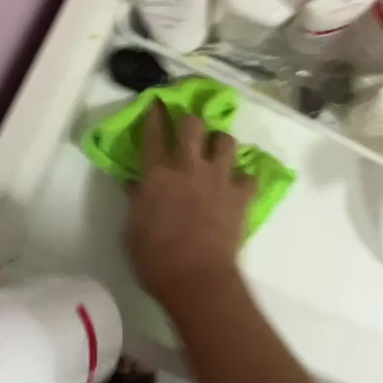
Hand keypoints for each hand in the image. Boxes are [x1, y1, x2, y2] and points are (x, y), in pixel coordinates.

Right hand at [126, 101, 254, 310]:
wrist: (196, 279)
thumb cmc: (155, 259)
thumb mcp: (133, 229)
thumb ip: (136, 199)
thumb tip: (134, 182)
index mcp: (158, 174)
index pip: (154, 133)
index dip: (155, 114)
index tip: (157, 103)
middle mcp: (188, 166)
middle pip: (193, 124)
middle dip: (191, 123)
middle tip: (190, 132)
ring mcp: (218, 178)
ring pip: (226, 140)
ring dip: (221, 144)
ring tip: (218, 153)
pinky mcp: (240, 194)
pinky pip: (249, 176)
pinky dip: (244, 180)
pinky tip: (239, 188)